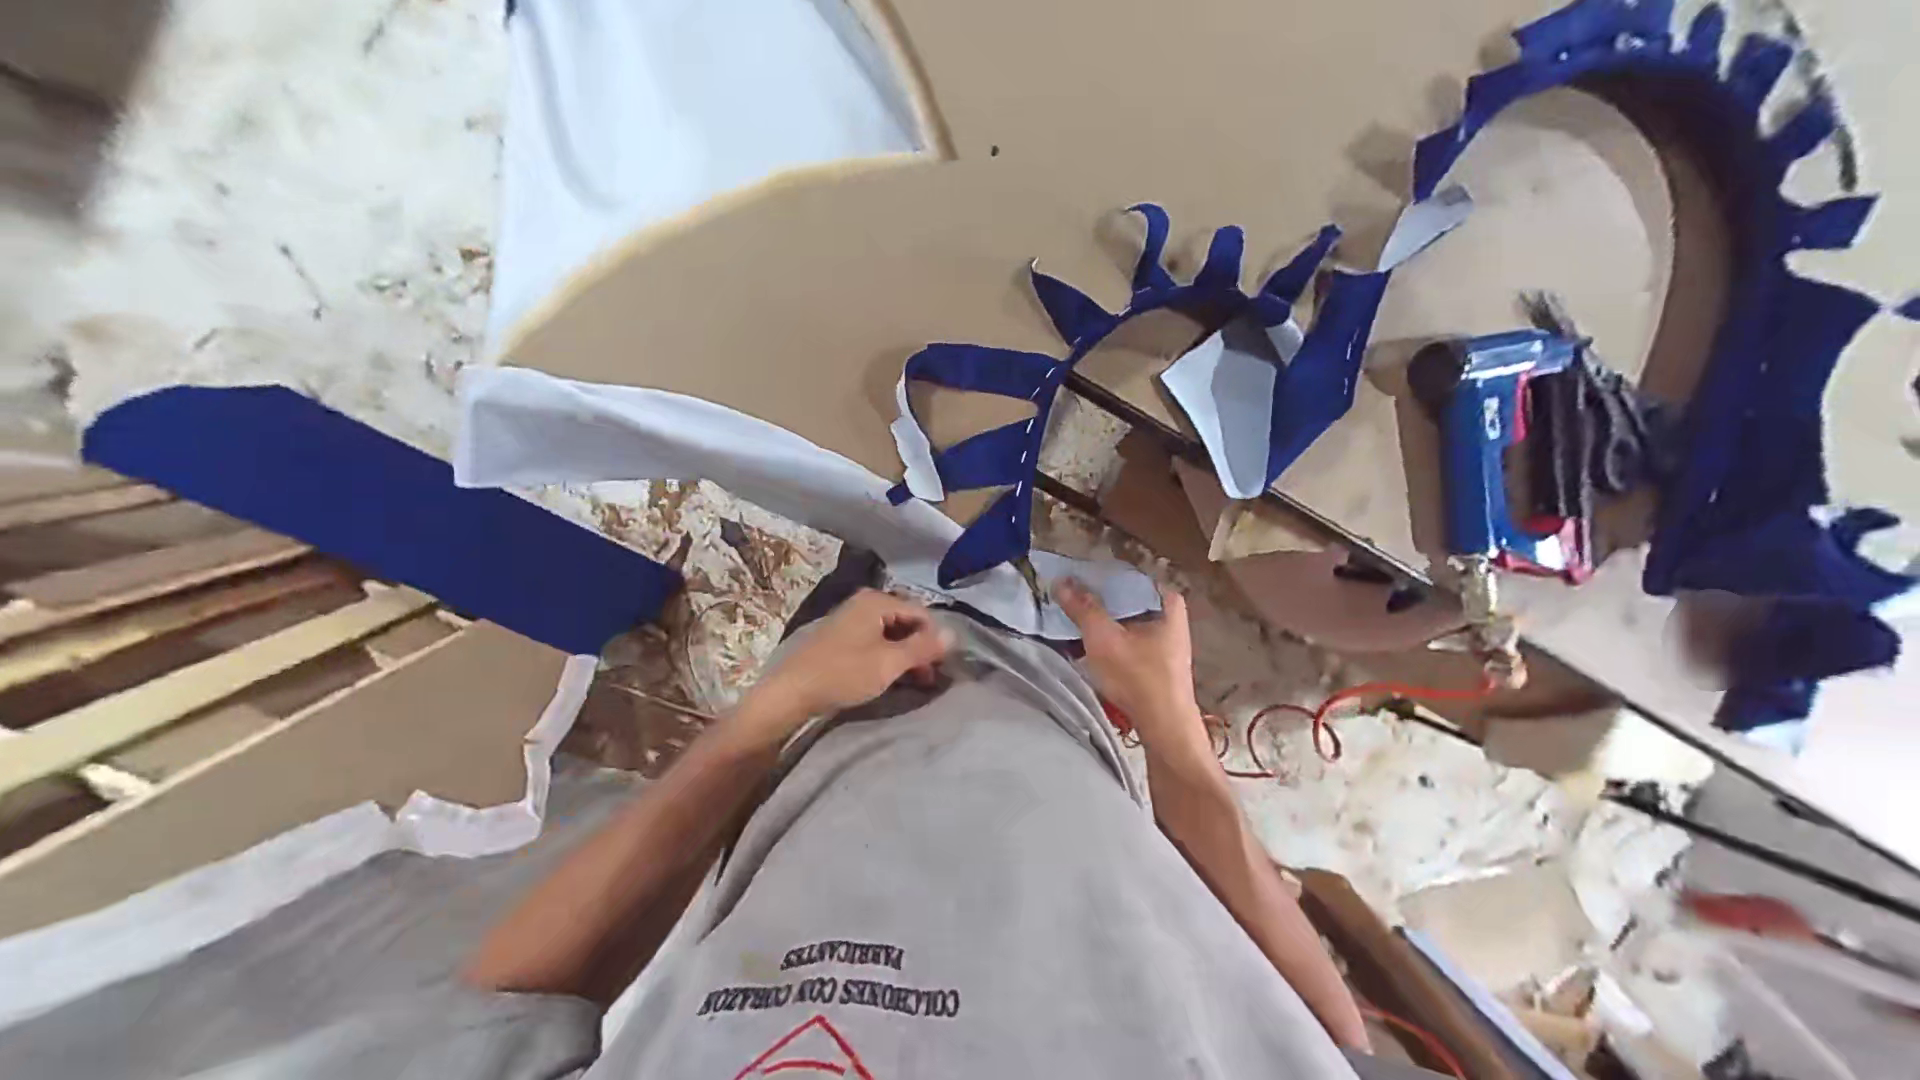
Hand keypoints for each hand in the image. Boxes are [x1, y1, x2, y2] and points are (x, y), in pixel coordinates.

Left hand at [735, 589, 954, 742]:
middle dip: (921, 648)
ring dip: (906, 656)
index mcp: (876, 601)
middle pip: (906, 622)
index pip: (922, 613)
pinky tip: (892, 677)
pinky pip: (876, 642)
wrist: (790, 693)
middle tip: (932, 678)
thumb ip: (922, 647)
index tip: (943, 667)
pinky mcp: (841, 638)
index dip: (936, 639)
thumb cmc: (843, 674)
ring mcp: (851, 620)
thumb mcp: (889, 662)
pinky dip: (888, 657)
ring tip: (916, 682)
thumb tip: (954, 634)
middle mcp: (864, 603)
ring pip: (891, 634)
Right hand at [1054, 578, 1211, 765]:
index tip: (1068, 576)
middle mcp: (1169, 611)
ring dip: (1098, 617)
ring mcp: (1164, 634)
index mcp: (1165, 599)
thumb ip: (1081, 607)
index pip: (1124, 573)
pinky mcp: (1156, 654)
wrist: (1164, 726)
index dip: (1095, 574)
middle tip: (1063, 595)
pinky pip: (1126, 633)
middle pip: (1123, 595)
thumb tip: (1060, 580)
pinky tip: (1084, 638)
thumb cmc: (1138, 677)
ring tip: (1068, 614)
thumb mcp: (1103, 638)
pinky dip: (1107, 633)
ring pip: (1123, 616)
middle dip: (1094, 597)